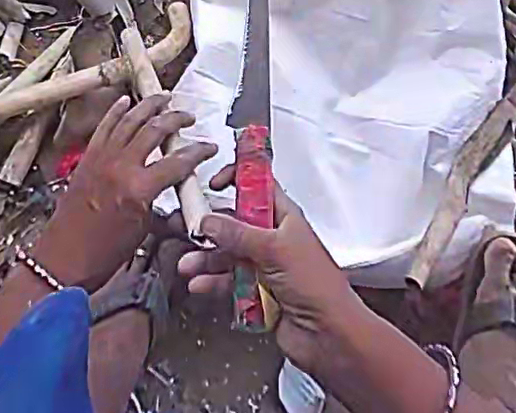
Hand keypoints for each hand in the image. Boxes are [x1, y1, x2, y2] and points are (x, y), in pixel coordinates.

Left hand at [37, 94, 215, 289]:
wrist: (61, 262)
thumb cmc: (102, 255)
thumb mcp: (143, 230)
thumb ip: (159, 200)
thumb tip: (174, 185)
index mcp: (139, 188)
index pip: (178, 161)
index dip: (199, 151)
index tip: (209, 147)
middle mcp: (121, 166)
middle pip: (156, 129)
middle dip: (176, 118)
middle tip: (188, 117)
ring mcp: (103, 158)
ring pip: (130, 120)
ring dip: (149, 105)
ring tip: (163, 98)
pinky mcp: (88, 158)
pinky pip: (104, 127)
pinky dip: (116, 111)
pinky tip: (126, 101)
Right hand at [178, 165, 367, 374]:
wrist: (328, 334)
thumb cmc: (315, 283)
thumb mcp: (274, 249)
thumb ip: (238, 234)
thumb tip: (210, 220)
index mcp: (283, 215)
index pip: (258, 186)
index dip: (237, 179)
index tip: (214, 183)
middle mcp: (273, 236)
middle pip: (237, 222)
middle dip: (211, 226)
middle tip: (187, 227)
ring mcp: (265, 264)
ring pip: (229, 254)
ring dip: (207, 258)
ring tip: (187, 264)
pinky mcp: (258, 291)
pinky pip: (230, 281)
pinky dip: (213, 282)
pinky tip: (199, 284)